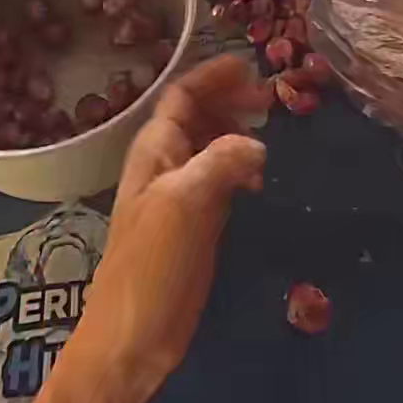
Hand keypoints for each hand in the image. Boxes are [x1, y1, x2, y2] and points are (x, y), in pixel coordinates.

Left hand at [65, 55, 270, 400]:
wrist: (134, 334)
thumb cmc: (152, 264)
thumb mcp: (185, 205)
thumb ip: (220, 163)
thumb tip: (258, 142)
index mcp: (155, 148)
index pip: (181, 95)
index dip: (212, 76)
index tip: (249, 67)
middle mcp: (166, 161)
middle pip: (197, 114)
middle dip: (229, 99)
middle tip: (268, 100)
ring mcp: (181, 191)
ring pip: (210, 143)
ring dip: (235, 130)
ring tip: (268, 129)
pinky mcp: (196, 219)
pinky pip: (219, 176)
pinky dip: (239, 166)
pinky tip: (257, 177)